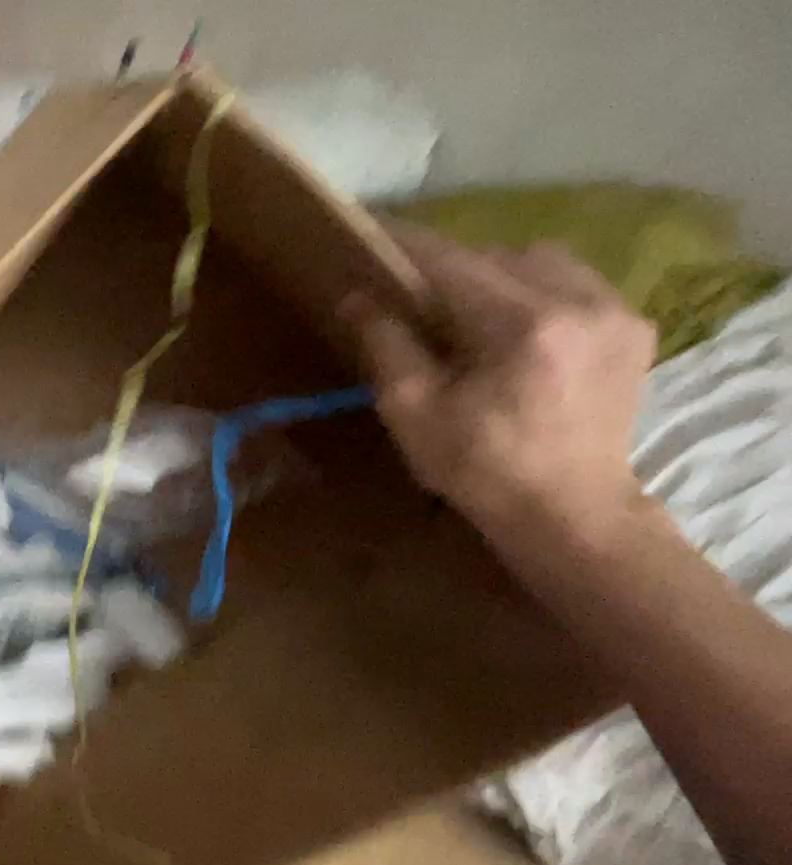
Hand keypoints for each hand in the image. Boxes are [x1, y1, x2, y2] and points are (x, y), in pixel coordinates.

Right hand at [343, 225, 657, 549]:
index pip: (453, 261)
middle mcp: (580, 302)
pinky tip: (511, 326)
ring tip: (464, 311)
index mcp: (520, 325)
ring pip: (543, 261)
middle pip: (499, 255)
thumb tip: (356, 297)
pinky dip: (535, 290)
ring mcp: (617, 312)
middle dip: (450, 268)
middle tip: (412, 293)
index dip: (408, 245)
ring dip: (496, 275)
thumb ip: (386, 344)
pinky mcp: (634, 327)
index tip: (371, 230)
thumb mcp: (412, 409)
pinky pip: (576, 282)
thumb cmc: (476, 465)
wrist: (566, 509)